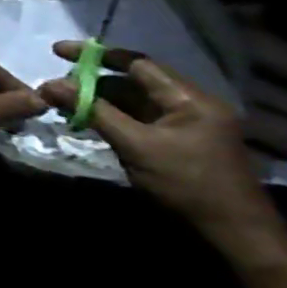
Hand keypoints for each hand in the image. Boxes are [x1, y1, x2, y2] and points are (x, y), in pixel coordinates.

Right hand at [38, 43, 277, 239]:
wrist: (236, 235)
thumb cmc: (187, 185)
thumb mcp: (135, 146)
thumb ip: (94, 111)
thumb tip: (50, 85)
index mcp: (190, 98)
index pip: (136, 63)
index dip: (95, 55)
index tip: (58, 52)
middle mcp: (192, 103)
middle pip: (134, 80)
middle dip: (93, 81)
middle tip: (57, 87)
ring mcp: (189, 123)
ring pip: (136, 101)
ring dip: (102, 101)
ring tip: (67, 106)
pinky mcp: (183, 141)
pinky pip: (143, 119)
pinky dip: (116, 117)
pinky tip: (91, 124)